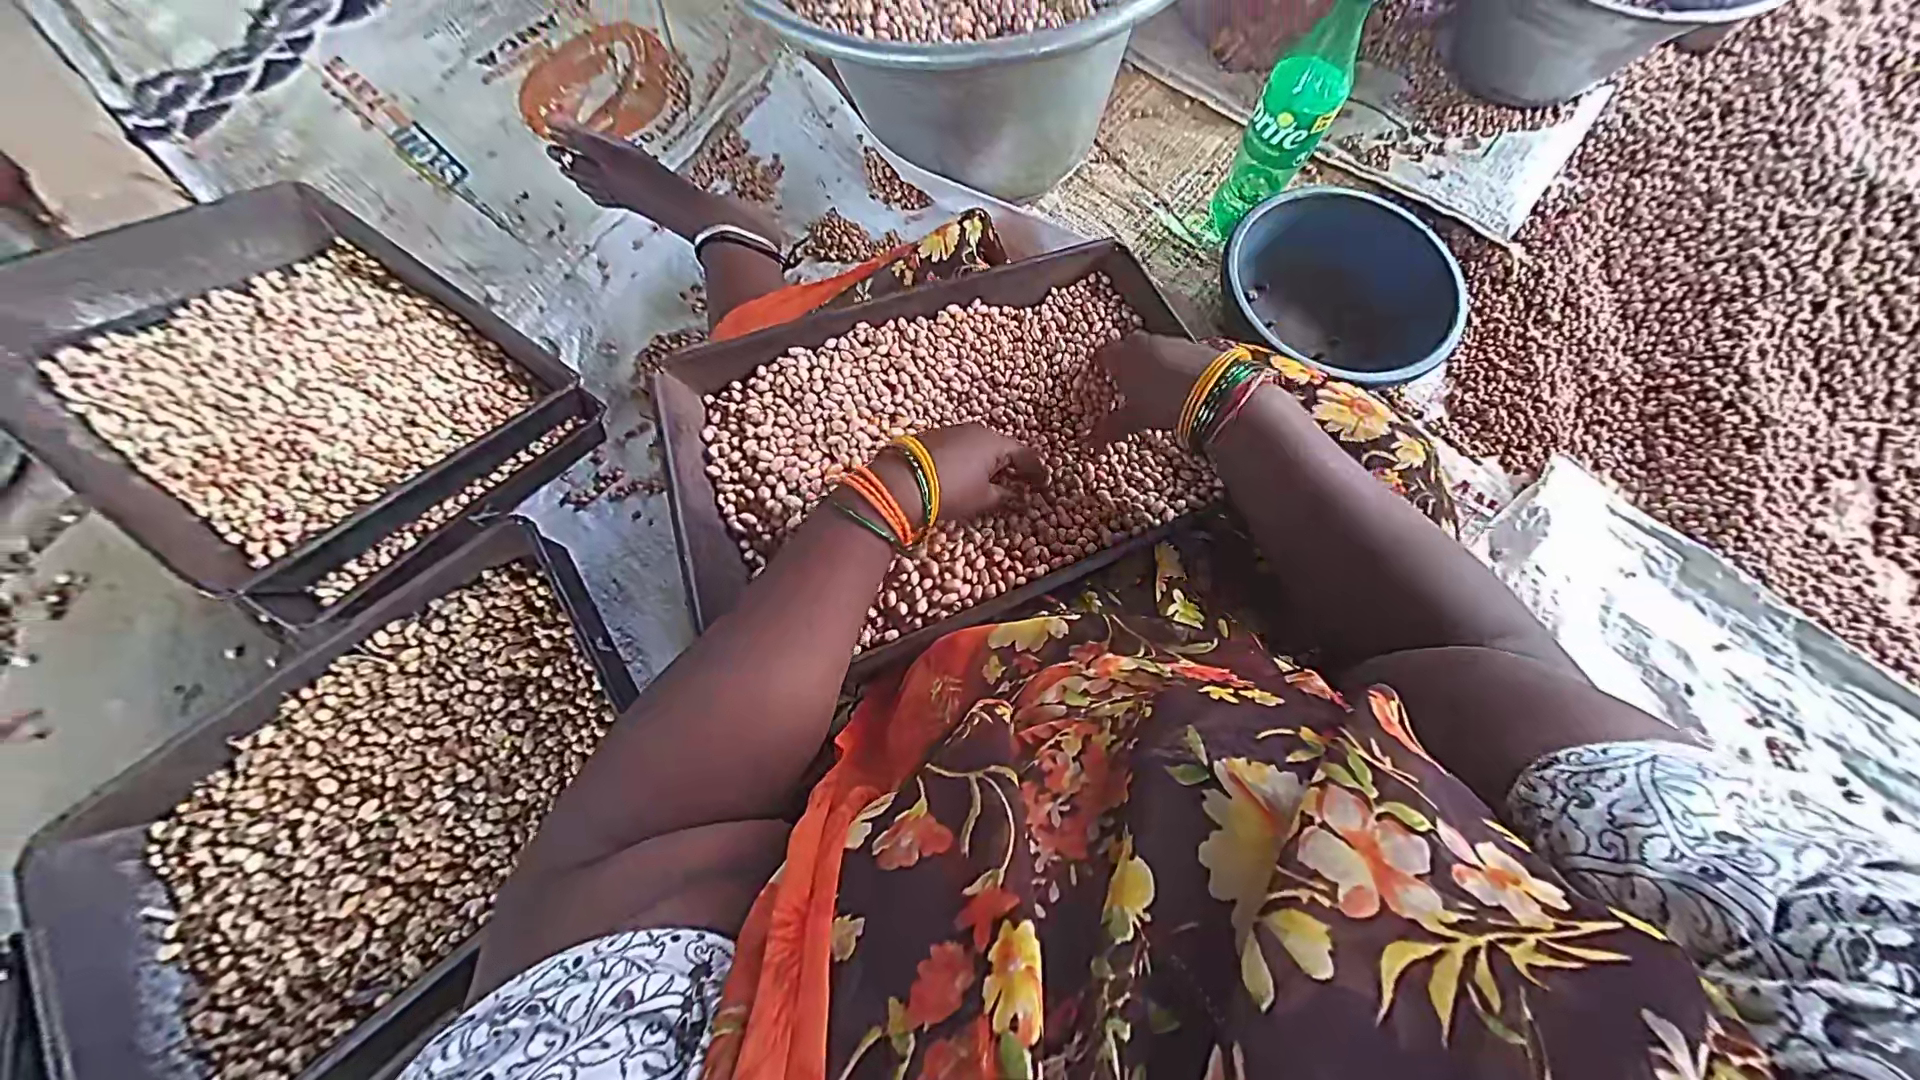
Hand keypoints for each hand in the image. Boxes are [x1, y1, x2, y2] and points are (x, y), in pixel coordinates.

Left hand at [868, 423, 1048, 527]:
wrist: (900, 484)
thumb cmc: (950, 492)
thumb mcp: (983, 499)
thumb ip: (1006, 496)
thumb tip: (1020, 497)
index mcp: (994, 442)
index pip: (1024, 455)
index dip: (1036, 471)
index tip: (1044, 484)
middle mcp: (975, 430)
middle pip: (1001, 448)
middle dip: (1012, 466)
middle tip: (1022, 483)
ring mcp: (952, 431)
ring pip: (979, 446)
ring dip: (989, 463)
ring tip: (994, 482)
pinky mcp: (933, 438)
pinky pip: (961, 448)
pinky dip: (970, 461)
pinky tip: (967, 475)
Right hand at [1090, 333, 1224, 442]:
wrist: (1214, 388)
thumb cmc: (1164, 401)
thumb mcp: (1135, 418)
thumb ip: (1113, 426)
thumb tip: (1094, 441)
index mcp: (1121, 356)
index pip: (1102, 355)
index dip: (1101, 367)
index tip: (1102, 379)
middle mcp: (1142, 342)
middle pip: (1126, 347)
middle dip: (1125, 362)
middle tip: (1125, 383)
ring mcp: (1168, 340)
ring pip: (1151, 348)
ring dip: (1149, 361)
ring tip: (1153, 385)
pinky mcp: (1192, 343)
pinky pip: (1174, 351)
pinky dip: (1171, 363)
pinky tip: (1176, 382)